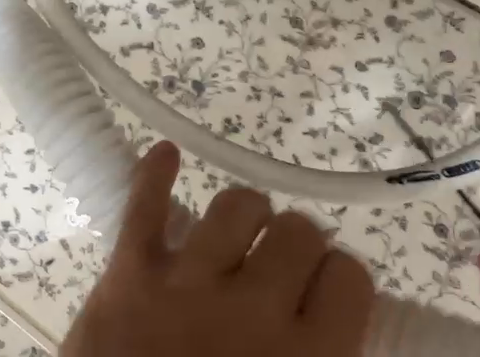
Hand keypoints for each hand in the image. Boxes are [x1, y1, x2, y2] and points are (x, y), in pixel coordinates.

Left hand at [63, 142, 374, 356]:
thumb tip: (333, 325)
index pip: (350, 278)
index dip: (340, 279)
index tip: (325, 289)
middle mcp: (253, 308)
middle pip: (296, 231)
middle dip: (295, 241)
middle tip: (279, 265)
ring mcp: (187, 281)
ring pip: (234, 206)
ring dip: (244, 213)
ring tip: (239, 231)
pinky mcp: (129, 269)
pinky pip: (145, 204)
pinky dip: (155, 173)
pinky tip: (167, 154)